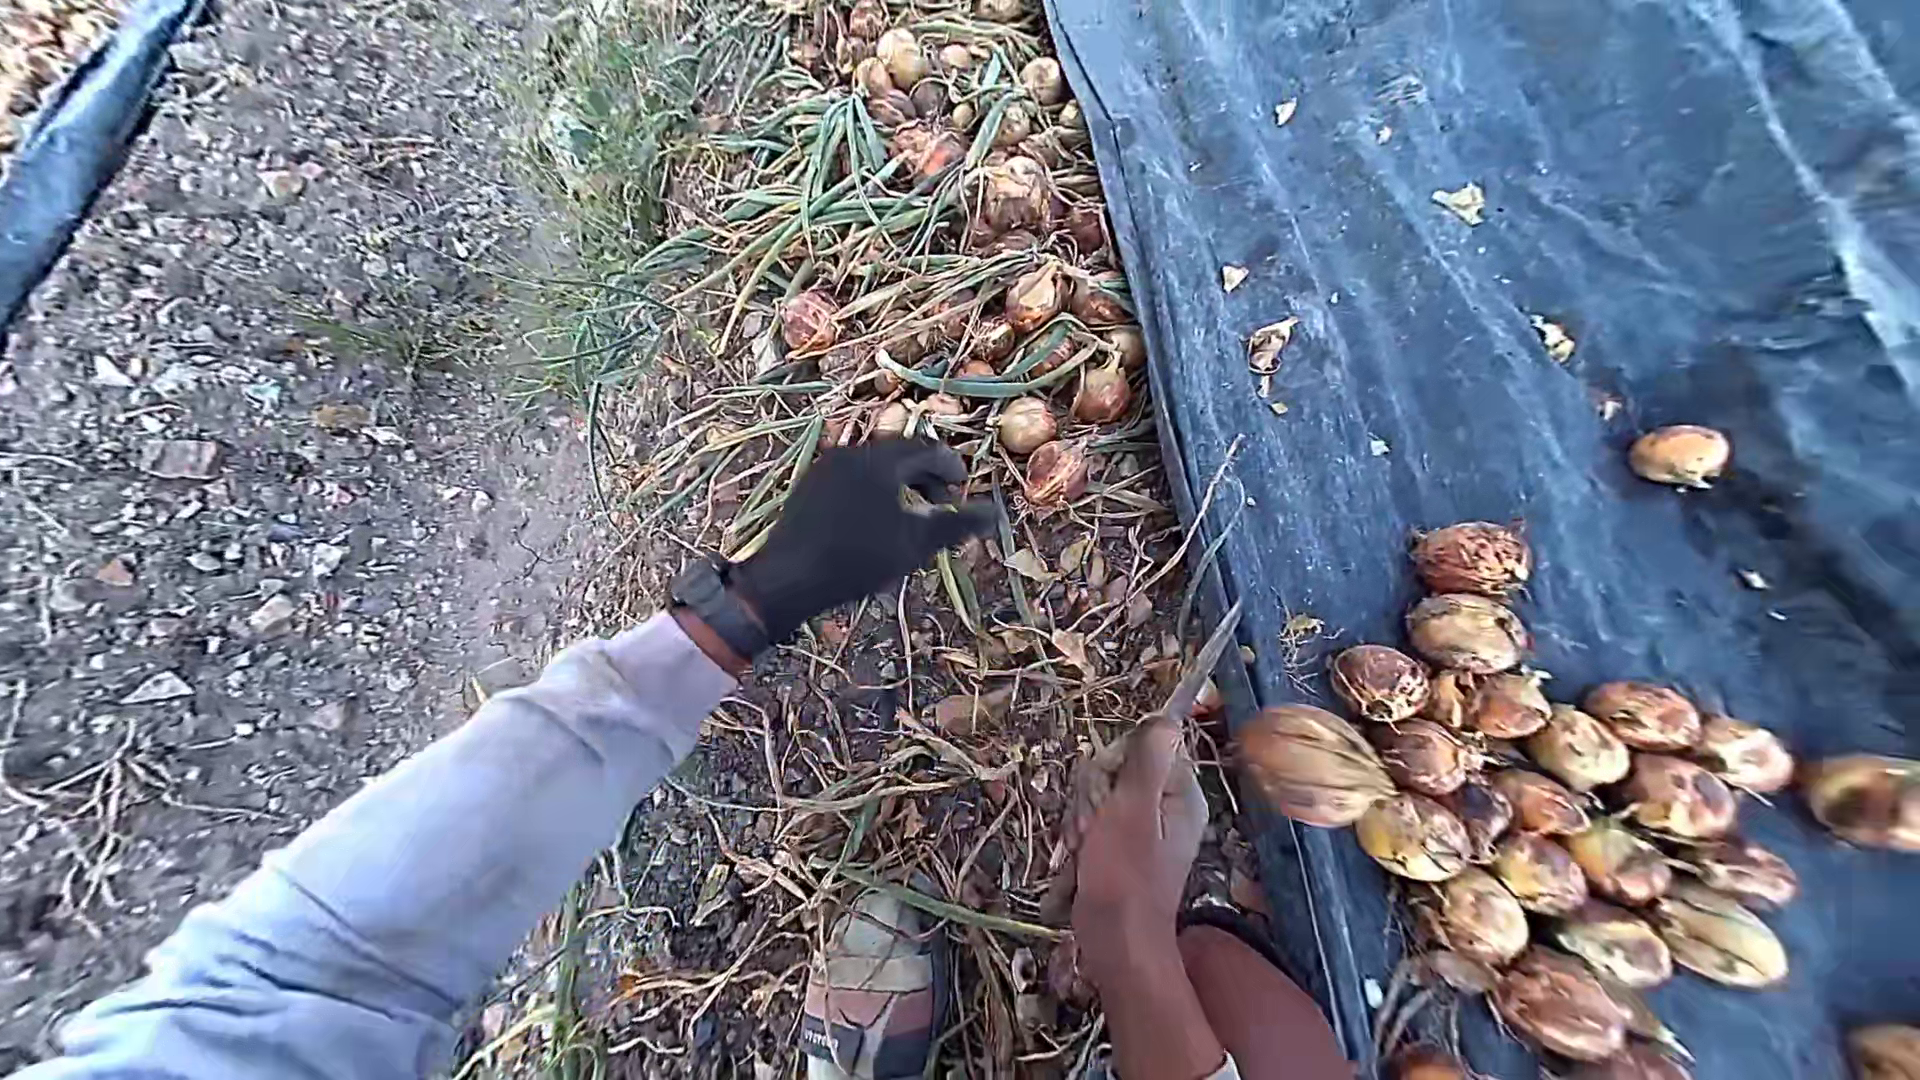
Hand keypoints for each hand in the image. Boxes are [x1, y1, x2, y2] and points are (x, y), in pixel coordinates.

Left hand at [731, 437, 995, 643]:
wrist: (787, 579)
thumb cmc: (858, 559)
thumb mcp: (914, 544)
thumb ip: (956, 524)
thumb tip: (994, 513)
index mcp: (880, 460)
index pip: (927, 448)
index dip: (951, 466)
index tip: (963, 486)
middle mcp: (851, 453)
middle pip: (900, 454)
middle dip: (927, 476)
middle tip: (942, 502)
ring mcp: (826, 467)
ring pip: (875, 466)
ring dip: (901, 484)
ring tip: (911, 514)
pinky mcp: (809, 486)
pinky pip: (853, 477)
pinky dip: (875, 490)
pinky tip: (876, 520)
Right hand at [1069, 715, 1223, 1078]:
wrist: (1113, 940)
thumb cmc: (1123, 874)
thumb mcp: (1132, 809)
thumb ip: (1147, 761)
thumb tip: (1168, 718)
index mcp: (1181, 793)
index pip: (1146, 744)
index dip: (1117, 760)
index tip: (1107, 787)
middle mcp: (1167, 803)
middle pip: (1119, 765)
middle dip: (1094, 790)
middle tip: (1092, 821)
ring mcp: (1144, 822)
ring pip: (1101, 788)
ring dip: (1083, 811)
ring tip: (1083, 841)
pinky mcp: (1124, 839)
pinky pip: (1096, 811)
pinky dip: (1082, 827)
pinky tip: (1078, 849)